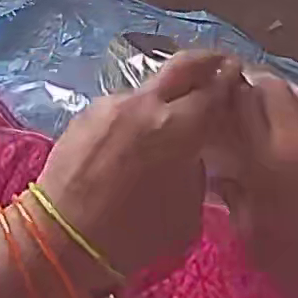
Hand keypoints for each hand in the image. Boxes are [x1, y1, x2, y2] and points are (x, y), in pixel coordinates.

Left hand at [34, 49, 239, 279]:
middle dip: (207, 60)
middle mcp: (145, 104)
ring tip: (169, 120)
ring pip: (150, 88)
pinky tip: (133, 139)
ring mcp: (113, 103)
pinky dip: (137, 114)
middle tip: (220, 64)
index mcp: (177, 127)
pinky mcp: (88, 111)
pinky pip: (123, 106)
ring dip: (167, 96)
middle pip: (184, 64)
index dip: (229, 81)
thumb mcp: (187, 211)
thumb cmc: (133, 235)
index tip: (236, 78)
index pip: (214, 89)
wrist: (61, 237)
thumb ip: (197, 168)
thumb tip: (196, 149)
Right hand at [213, 70, 297, 297]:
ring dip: (286, 98)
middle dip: (256, 89)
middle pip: (276, 87)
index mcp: (271, 155)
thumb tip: (223, 169)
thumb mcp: (252, 233)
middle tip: (243, 105)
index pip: (244, 101)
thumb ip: (234, 192)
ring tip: (274, 115)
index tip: (218, 103)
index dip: (228, 95)